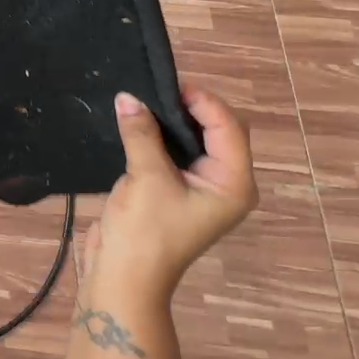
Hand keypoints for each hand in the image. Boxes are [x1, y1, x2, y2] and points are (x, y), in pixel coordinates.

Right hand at [80, 87, 256, 307]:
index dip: (203, 102)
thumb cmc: (146, 230)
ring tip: (142, 104)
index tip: (169, 84)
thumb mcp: (146, 177)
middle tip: (153, 91)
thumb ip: (141, 134)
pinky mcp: (172, 193)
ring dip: (172, 123)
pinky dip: (158, 138)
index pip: (229, 129)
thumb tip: (127, 97)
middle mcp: (224, 184)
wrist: (124, 274)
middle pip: (217, 133)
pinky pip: (173, 156)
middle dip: (190, 109)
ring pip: (194, 143)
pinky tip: (136, 128)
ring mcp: (198, 190)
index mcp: (233, 183)